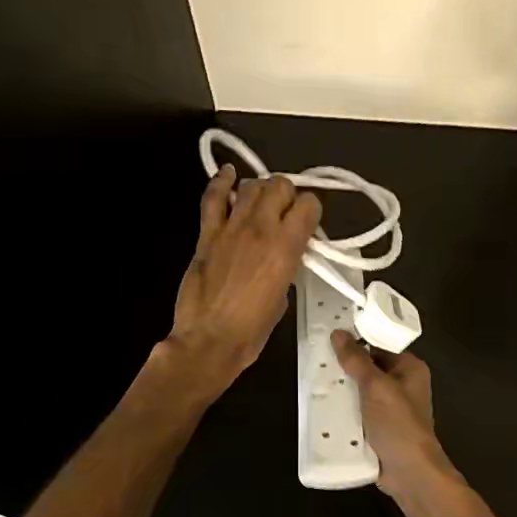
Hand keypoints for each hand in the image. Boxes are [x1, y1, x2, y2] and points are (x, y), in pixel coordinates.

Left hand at [166, 167, 320, 391]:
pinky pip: (214, 197)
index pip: (309, 205)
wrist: (210, 340)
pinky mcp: (207, 234)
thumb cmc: (252, 330)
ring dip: (259, 190)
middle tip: (283, 213)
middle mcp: (262, 228)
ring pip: (251, 185)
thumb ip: (285, 268)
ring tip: (259, 203)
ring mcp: (231, 227)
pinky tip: (228, 175)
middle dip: (286, 195)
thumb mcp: (282, 298)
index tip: (307, 224)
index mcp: (287, 248)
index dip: (310, 211)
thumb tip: (281, 257)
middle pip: (280, 185)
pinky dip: (221, 182)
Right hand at [330, 330, 451, 493]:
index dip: (356, 340)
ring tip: (311, 380)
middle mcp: (402, 386)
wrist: (408, 471)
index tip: (328, 336)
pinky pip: (357, 413)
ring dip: (340, 391)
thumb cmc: (397, 423)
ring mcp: (389, 409)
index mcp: (409, 369)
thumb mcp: (375, 386)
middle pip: (368, 369)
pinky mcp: (378, 429)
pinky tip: (319, 408)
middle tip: (314, 358)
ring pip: (359, 393)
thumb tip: (338, 333)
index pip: (380, 345)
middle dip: (344, 368)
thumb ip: (356, 360)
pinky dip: (342, 412)